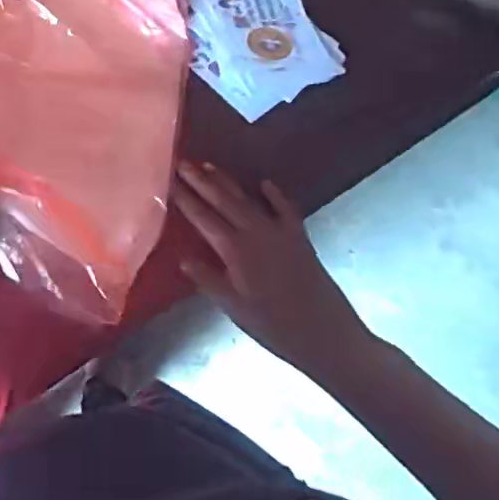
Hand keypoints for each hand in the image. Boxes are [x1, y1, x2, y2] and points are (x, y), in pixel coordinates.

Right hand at [171, 161, 374, 375]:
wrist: (328, 336)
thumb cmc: (274, 326)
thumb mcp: (233, 307)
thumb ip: (207, 279)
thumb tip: (183, 258)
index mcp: (235, 250)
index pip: (203, 217)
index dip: (185, 198)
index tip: (169, 181)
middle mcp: (256, 233)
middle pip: (223, 201)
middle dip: (201, 181)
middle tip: (182, 163)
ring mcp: (280, 233)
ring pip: (248, 200)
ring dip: (228, 183)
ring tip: (210, 166)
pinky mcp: (299, 239)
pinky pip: (285, 209)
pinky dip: (275, 195)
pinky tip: (266, 183)